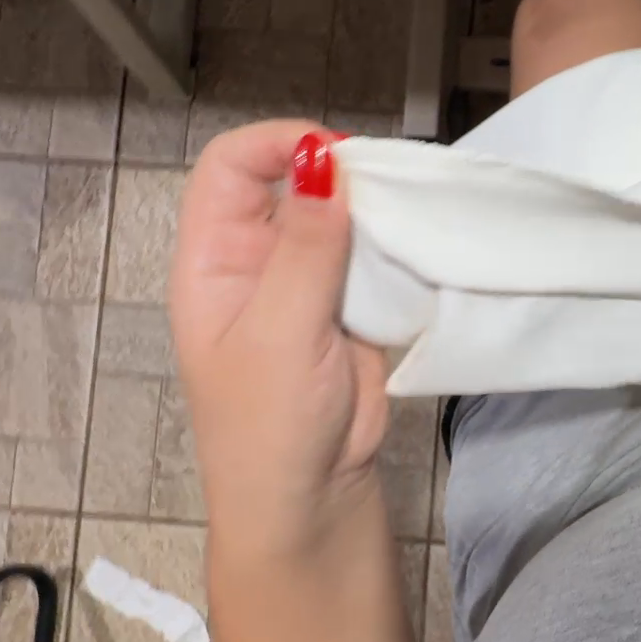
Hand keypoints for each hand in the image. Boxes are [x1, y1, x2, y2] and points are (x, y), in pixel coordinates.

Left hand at [170, 121, 388, 551]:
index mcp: (217, 259)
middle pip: (294, 186)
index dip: (277, 146)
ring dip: (376, 213)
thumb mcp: (279, 330)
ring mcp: (312, 286)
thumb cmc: (271, 422)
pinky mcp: (356, 310)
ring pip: (343, 221)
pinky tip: (423, 250)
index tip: (337, 154)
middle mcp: (261, 262)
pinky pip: (376, 261)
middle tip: (392, 187)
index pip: (232, 168)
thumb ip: (306, 246)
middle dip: (339, 176)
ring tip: (415, 217)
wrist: (314, 496)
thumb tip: (323, 159)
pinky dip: (400, 250)